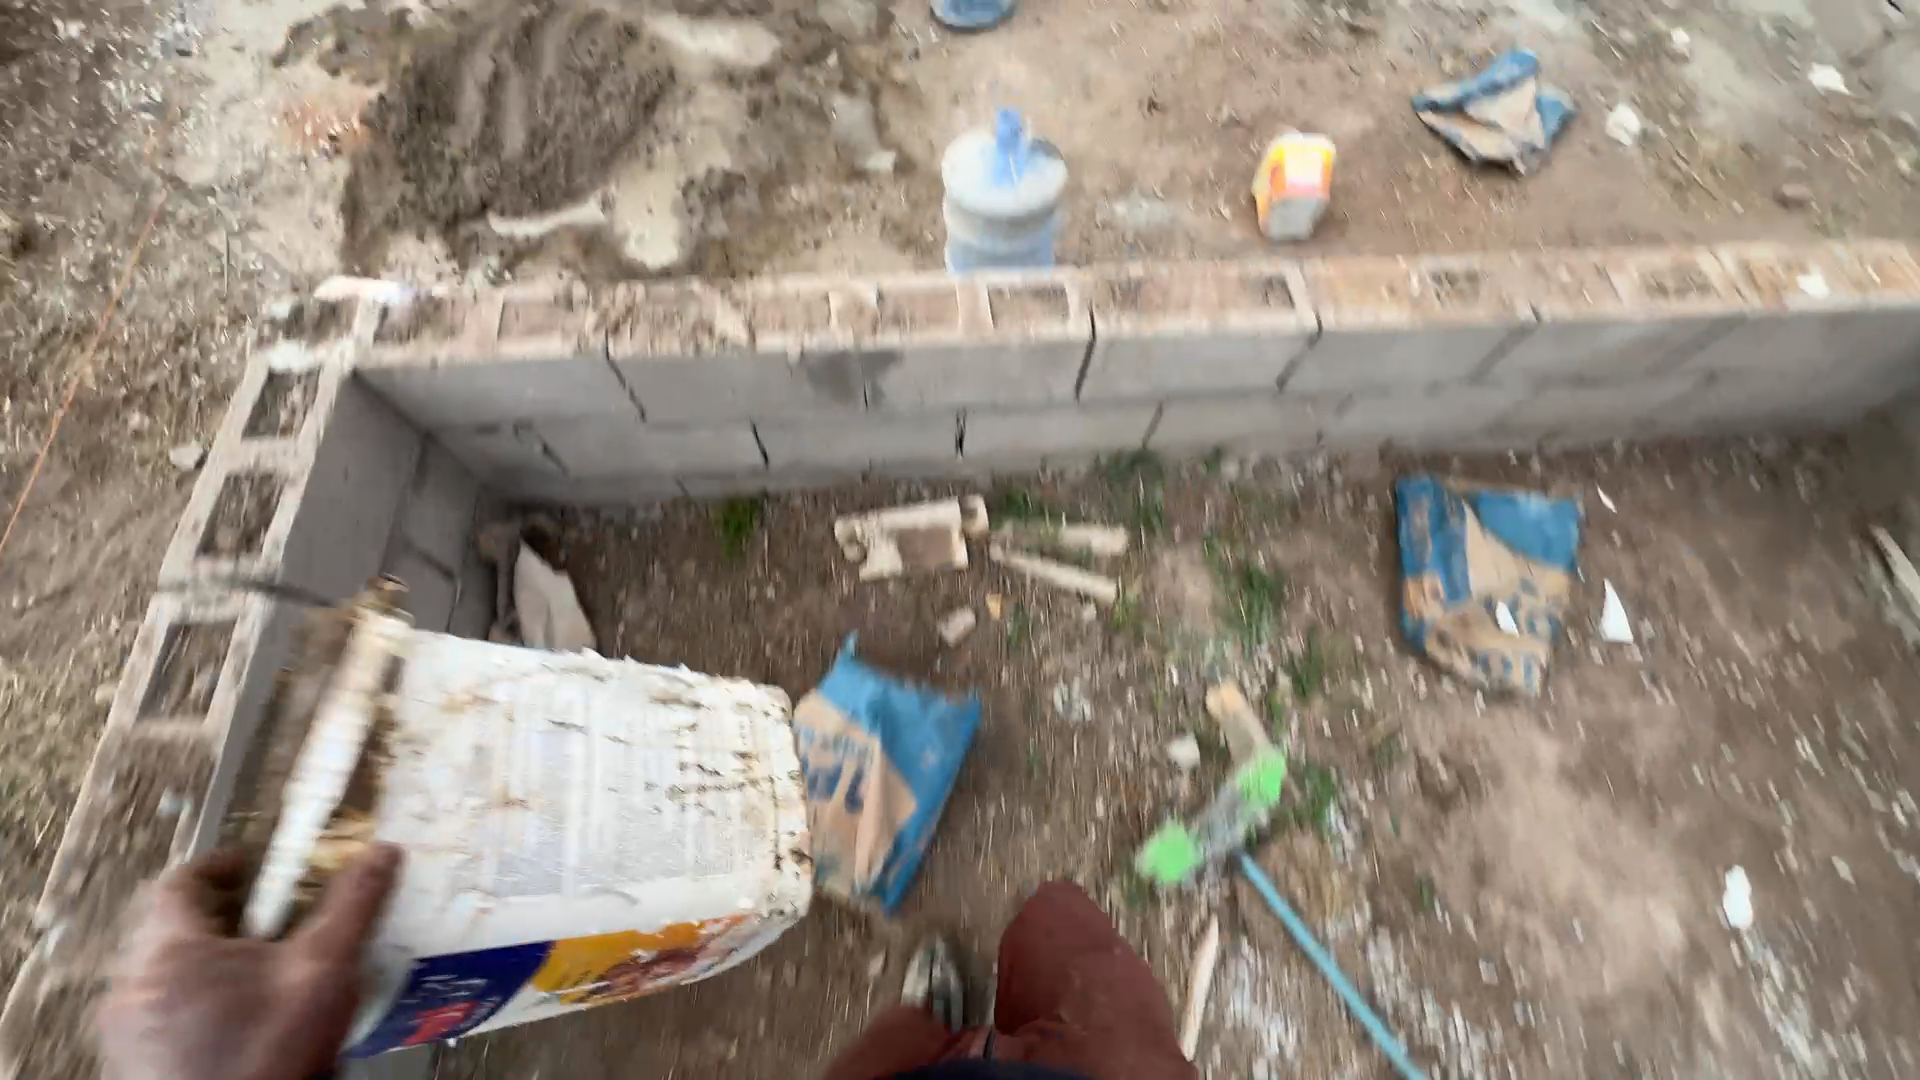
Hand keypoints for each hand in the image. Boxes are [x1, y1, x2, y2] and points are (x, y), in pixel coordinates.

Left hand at [98, 844, 402, 1079]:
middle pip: (173, 922)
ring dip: (221, 943)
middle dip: (233, 904)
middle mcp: (131, 988)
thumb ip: (354, 902)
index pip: (177, 883)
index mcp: (168, 956)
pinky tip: (254, 996)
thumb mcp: (326, 965)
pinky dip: (207, 980)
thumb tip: (383, 851)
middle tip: (286, 901)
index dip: (224, 862)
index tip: (267, 861)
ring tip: (278, 948)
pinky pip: (166, 997)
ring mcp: (127, 1028)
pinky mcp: (137, 1056)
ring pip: (168, 962)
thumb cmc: (274, 1047)